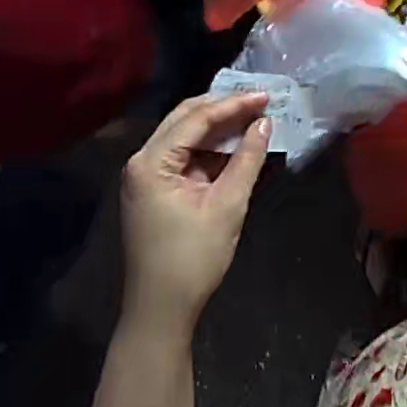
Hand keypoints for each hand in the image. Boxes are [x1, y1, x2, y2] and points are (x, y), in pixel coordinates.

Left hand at [119, 94, 270, 337]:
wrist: (160, 310)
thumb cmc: (193, 259)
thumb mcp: (227, 206)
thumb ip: (247, 160)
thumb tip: (265, 124)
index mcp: (151, 162)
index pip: (195, 118)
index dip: (233, 105)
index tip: (265, 96)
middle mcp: (142, 160)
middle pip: (185, 120)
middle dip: (223, 109)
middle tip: (259, 102)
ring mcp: (144, 175)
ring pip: (184, 137)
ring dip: (217, 129)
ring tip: (253, 119)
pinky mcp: (153, 189)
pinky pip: (183, 158)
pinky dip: (209, 151)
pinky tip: (235, 147)